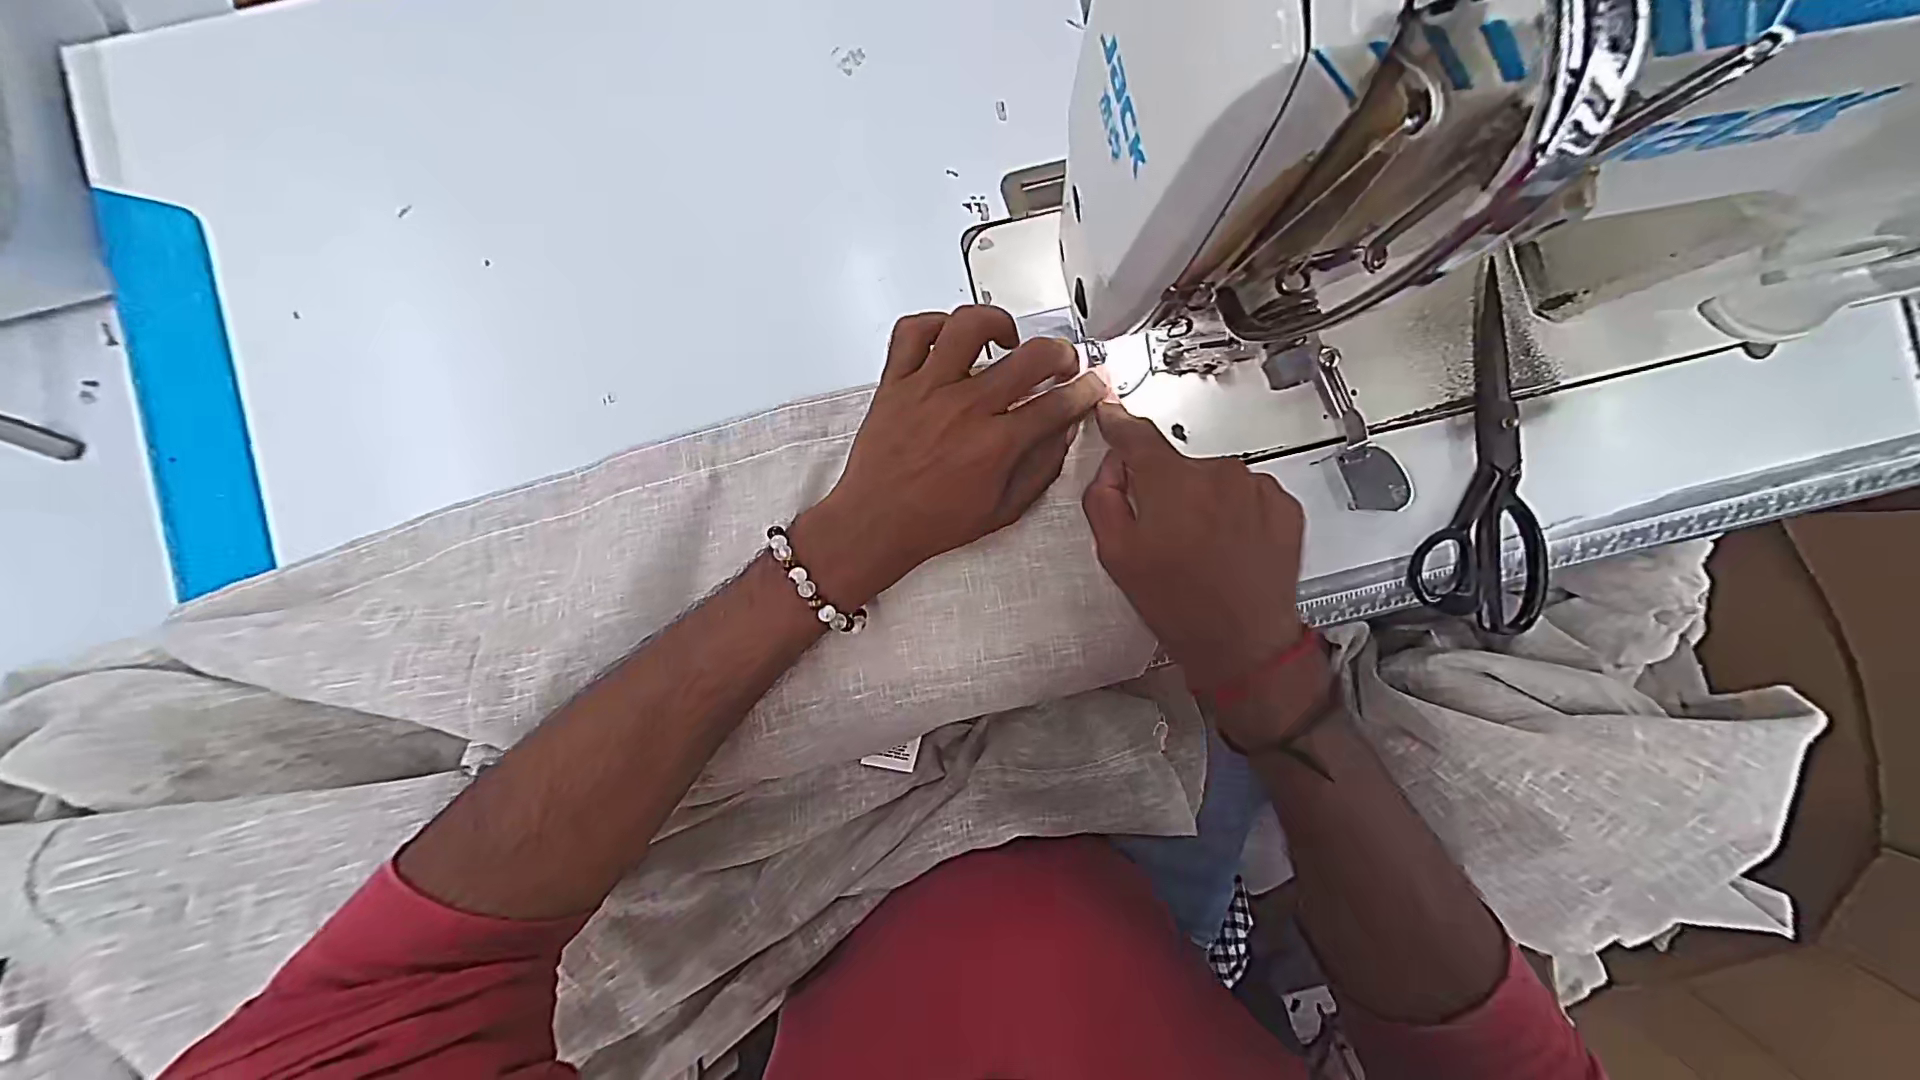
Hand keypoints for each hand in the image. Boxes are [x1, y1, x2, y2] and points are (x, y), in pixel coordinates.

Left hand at [792, 306, 1105, 605]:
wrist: (874, 524)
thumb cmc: (930, 522)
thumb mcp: (1002, 509)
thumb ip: (1040, 469)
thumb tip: (1062, 436)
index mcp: (995, 445)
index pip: (1057, 404)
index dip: (1085, 390)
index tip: (1091, 384)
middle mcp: (964, 410)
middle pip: (1030, 357)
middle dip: (1061, 353)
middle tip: (1061, 360)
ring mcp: (927, 391)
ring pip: (969, 326)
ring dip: (999, 323)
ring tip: (1006, 338)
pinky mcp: (895, 383)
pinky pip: (912, 332)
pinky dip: (934, 324)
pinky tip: (949, 338)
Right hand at [1082, 404, 1316, 732]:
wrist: (1241, 641)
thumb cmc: (1182, 605)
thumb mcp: (1114, 554)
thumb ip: (1103, 498)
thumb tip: (1111, 470)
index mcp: (1170, 483)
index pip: (1136, 434)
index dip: (1118, 422)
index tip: (1112, 414)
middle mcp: (1217, 475)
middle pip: (1176, 463)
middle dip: (1164, 487)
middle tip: (1162, 533)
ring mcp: (1254, 488)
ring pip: (1211, 478)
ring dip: (1201, 501)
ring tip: (1199, 547)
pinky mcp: (1282, 504)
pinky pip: (1245, 492)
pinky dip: (1232, 511)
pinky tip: (1225, 546)